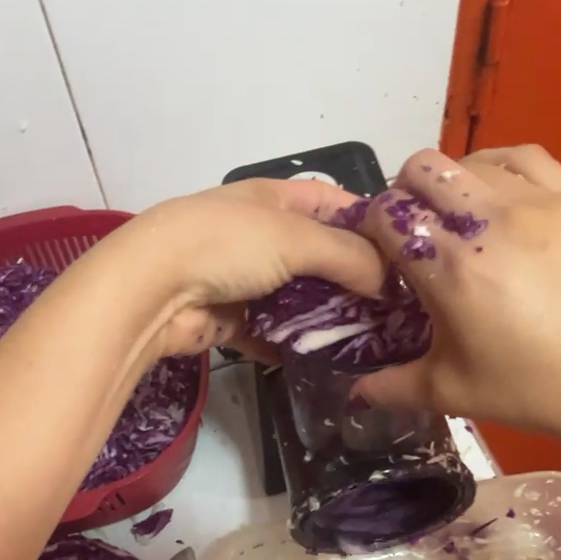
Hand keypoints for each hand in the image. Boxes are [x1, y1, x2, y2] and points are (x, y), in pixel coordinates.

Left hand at [82, 178, 386, 358]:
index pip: (335, 204)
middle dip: (353, 281)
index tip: (406, 257)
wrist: (154, 291)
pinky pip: (271, 335)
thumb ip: (349, 256)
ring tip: (368, 340)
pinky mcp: (230, 321)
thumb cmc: (227, 245)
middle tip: (395, 311)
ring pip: (297, 300)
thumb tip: (389, 282)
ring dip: (325, 318)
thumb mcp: (297, 237)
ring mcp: (244, 279)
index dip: (370, 226)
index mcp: (275, 199)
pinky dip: (292, 347)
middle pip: (319, 257)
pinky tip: (323, 360)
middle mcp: (261, 235)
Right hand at [349, 146, 560, 449]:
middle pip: (424, 168)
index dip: (372, 225)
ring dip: (452, 182)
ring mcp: (540, 201)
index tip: (377, 251)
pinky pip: (526, 158)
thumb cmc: (537, 390)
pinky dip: (498, 170)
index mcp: (450, 268)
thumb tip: (355, 391)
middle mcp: (489, 220)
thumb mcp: (451, 393)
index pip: (389, 214)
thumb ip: (391, 387)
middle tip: (414, 234)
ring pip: (472, 159)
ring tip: (457, 218)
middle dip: (405, 194)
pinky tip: (498, 197)